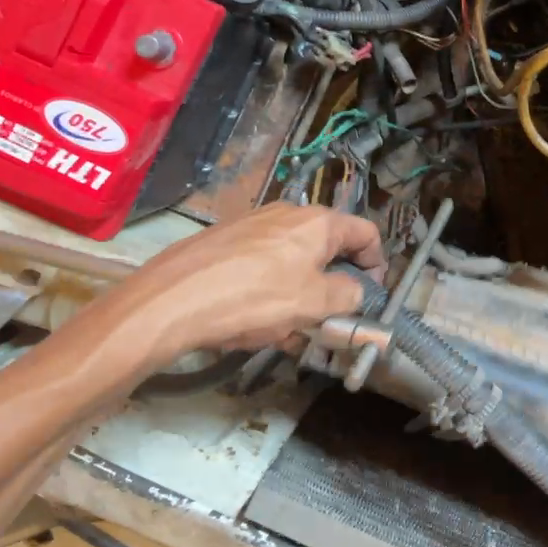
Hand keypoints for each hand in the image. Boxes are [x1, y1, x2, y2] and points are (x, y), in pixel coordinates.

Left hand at [123, 203, 385, 359]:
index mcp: (319, 222)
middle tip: (325, 322)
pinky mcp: (225, 241)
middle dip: (331, 287)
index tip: (369, 297)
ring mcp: (254, 224)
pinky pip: (263, 265)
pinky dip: (269, 292)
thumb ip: (348, 296)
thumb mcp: (314, 304)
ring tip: (286, 332)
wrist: (171, 300)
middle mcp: (290, 213)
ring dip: (300, 294)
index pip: (366, 234)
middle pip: (327, 248)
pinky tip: (253, 324)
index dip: (377, 265)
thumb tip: (355, 291)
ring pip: (293, 261)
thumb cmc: (254, 298)